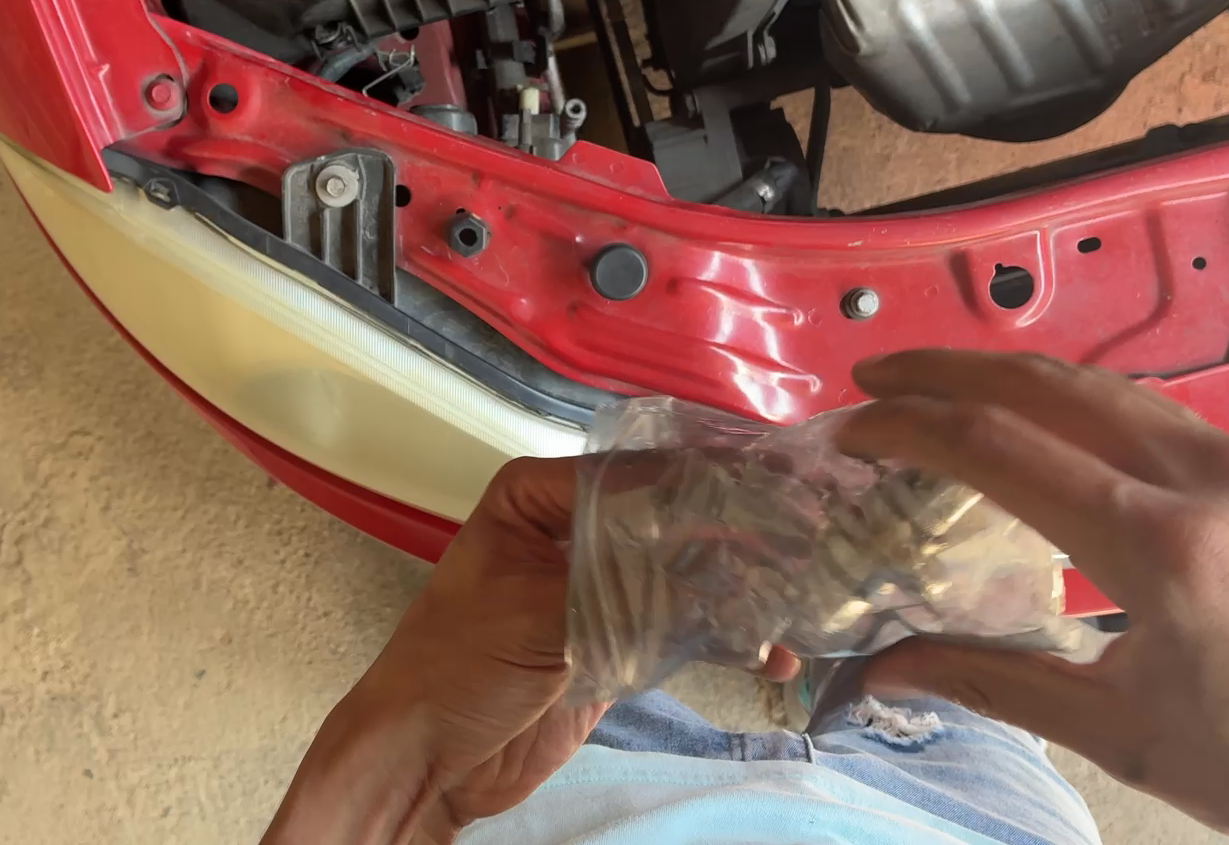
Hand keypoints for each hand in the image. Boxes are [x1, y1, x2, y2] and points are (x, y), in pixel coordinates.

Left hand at [261, 453, 804, 842]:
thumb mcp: (534, 615)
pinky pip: (675, 623)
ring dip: (732, 582)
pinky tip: (766, 649)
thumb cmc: (458, 664)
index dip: (695, 481)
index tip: (765, 490)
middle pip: (660, 516)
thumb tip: (719, 573)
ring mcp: (595, 583)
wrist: (429, 755)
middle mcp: (571, 527)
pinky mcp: (614, 635)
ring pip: (676, 568)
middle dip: (726, 530)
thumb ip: (621, 591)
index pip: (628, 473)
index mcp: (536, 496)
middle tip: (799, 538)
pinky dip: (718, 633)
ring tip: (796, 593)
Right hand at [838, 351, 1228, 844]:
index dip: (906, 427)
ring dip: (992, 370)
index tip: (851, 431)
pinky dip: (1053, 395)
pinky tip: (1024, 415)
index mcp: (1157, 549)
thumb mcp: (1125, 736)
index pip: (993, 447)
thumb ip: (986, 682)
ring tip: (928, 380)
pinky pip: (1134, 405)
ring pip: (1088, 382)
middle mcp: (1200, 478)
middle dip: (937, 370)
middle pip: (1036, 386)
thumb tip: (877, 673)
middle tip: (870, 378)